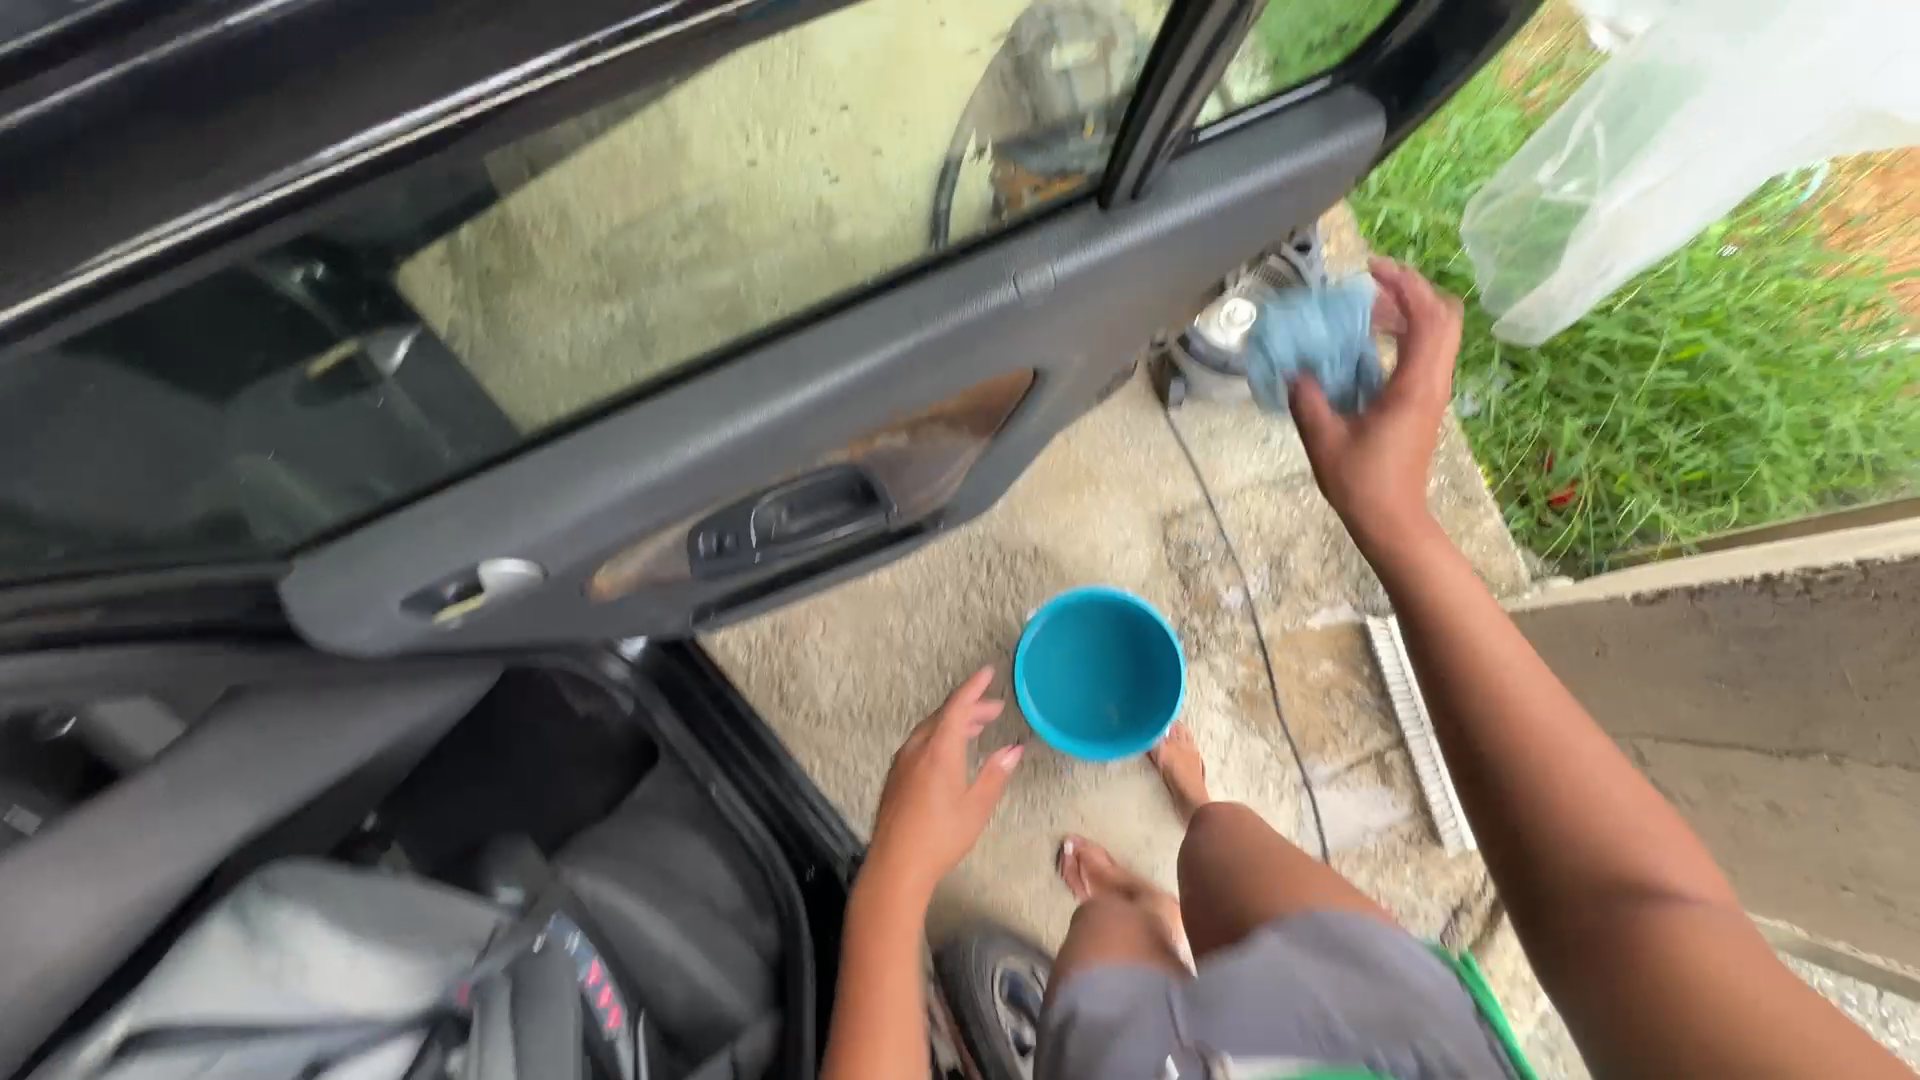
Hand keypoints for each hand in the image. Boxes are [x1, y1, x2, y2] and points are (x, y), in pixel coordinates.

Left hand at [865, 668, 1023, 900]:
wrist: (895, 866)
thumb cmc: (941, 837)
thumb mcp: (976, 807)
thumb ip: (995, 774)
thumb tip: (1014, 749)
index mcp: (939, 750)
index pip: (958, 706)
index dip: (974, 687)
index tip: (988, 672)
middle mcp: (917, 748)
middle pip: (944, 716)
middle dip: (970, 708)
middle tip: (994, 710)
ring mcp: (903, 762)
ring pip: (930, 729)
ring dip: (954, 723)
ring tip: (977, 727)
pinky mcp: (896, 776)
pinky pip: (921, 743)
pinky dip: (940, 736)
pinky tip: (950, 751)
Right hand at [1290, 257, 1462, 552]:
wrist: (1392, 520)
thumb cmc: (1361, 483)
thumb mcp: (1324, 440)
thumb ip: (1309, 399)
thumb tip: (1295, 370)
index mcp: (1415, 385)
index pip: (1428, 317)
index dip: (1404, 284)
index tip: (1370, 271)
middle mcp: (1432, 382)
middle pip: (1442, 316)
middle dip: (1410, 291)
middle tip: (1369, 286)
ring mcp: (1431, 393)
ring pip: (1435, 334)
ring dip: (1404, 313)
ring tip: (1362, 311)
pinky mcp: (1422, 404)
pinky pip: (1422, 354)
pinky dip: (1400, 336)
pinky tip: (1364, 345)